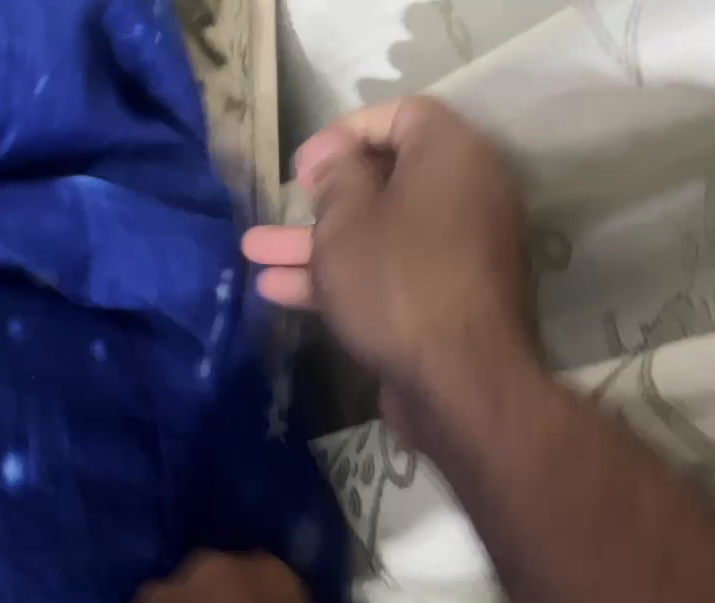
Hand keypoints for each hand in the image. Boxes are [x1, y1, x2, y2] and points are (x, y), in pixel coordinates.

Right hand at [242, 97, 539, 444]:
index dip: (344, 133)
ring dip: (311, 243)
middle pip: (381, 180)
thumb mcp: (347, 225)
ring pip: (373, 232)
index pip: (400, 115)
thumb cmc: (396, 283)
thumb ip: (335, 181)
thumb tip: (328, 154)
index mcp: (449, 157)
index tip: (300, 166)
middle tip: (272, 210)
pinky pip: (382, 269)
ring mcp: (450, 247)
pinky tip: (280, 290)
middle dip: (317, 199)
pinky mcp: (436, 293)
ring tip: (254, 254)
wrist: (455, 375)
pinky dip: (336, 274)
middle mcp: (460, 193)